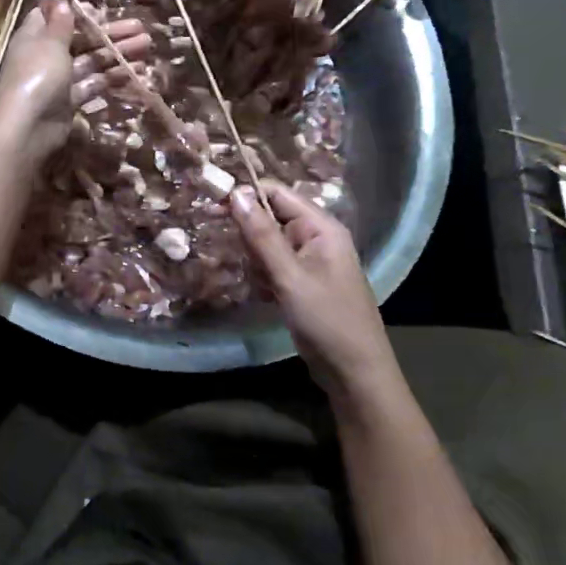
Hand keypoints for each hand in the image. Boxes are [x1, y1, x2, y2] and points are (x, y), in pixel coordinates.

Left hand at [0, 0, 149, 164]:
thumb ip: (61, 24)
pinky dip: (112, 77)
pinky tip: (136, 71)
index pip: (52, 18)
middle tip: (140, 27)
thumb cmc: (37, 76)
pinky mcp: (68, 101)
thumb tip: (63, 3)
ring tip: (146, 45)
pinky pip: (92, 84)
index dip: (76, 12)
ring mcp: (57, 80)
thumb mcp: (50, 43)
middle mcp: (44, 56)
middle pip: (79, 39)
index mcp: (33, 37)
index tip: (100, 11)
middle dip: (108, 33)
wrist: (28, 128)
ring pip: (90, 61)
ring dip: (116, 53)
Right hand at [229, 180, 396, 390]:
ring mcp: (308, 261)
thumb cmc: (326, 319)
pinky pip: (270, 264)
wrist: (354, 371)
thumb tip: (236, 193)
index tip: (211, 209)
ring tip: (255, 281)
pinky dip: (259, 274)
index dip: (245, 196)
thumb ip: (261, 235)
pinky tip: (260, 293)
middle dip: (247, 232)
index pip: (277, 194)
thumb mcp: (289, 276)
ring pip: (266, 243)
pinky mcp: (300, 281)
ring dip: (252, 258)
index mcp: (322, 229)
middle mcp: (316, 238)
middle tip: (231, 251)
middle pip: (269, 217)